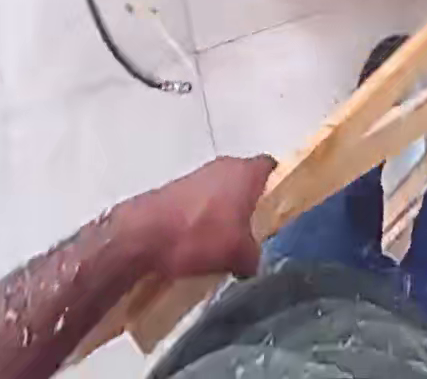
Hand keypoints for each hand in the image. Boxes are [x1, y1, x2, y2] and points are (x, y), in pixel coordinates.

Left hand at [124, 155, 275, 278]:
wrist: (144, 234)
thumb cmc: (200, 235)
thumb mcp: (238, 254)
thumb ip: (255, 255)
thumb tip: (255, 260)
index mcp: (245, 171)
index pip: (272, 167)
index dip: (280, 184)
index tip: (282, 207)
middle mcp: (225, 164)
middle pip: (248, 179)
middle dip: (252, 203)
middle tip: (258, 231)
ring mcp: (200, 174)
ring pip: (224, 189)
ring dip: (227, 210)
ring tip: (227, 242)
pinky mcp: (179, 187)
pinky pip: (204, 199)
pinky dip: (206, 216)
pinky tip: (201, 243)